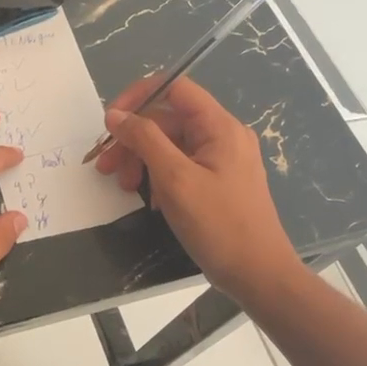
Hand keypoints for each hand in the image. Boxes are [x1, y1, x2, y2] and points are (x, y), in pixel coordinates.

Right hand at [94, 76, 301, 298]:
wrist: (260, 277)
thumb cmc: (219, 225)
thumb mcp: (174, 179)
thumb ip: (144, 139)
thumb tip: (116, 114)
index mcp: (219, 127)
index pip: (174, 88)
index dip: (138, 96)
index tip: (111, 121)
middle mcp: (223, 136)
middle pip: (167, 120)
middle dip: (134, 139)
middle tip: (106, 165)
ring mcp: (222, 160)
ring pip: (170, 144)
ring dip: (142, 160)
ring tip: (123, 187)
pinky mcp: (218, 182)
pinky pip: (181, 165)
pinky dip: (159, 176)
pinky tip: (151, 201)